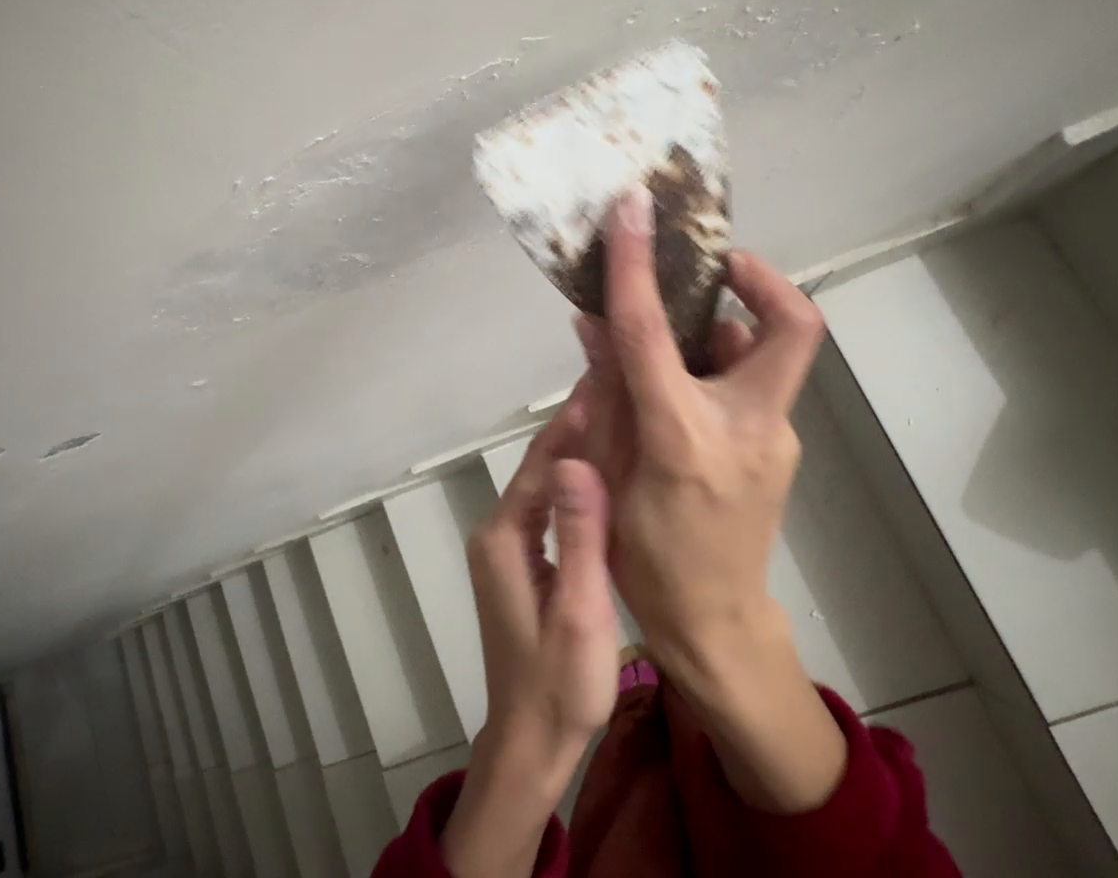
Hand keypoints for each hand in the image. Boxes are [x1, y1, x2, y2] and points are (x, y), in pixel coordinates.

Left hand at [442, 396, 620, 876]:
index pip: (544, 462)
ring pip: (545, 486)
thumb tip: (578, 461)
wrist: (531, 740)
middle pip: (542, 467)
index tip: (609, 377)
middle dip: (578, 425)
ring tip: (621, 414)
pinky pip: (548, 510)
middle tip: (621, 383)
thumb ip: (579, 535)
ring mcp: (504, 550)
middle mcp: (496, 534)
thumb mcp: (580, 611)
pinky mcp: (518, 564)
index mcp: (505, 539)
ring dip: (578, 451)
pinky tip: (606, 473)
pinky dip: (575, 487)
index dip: (576, 419)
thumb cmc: (561, 684)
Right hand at [573, 184, 845, 813]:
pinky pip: (756, 386)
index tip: (632, 209)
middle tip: (706, 270)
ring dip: (725, 332)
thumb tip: (592, 323)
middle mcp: (747, 427)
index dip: (635, 268)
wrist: (713, 620)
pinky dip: (719, 371)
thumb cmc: (643, 558)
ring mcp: (776, 438)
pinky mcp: (782, 446)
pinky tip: (679, 394)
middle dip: (758, 279)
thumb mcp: (606, 473)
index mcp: (683, 437)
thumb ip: (605, 394)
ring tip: (672, 346)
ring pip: (768, 354)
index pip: (653, 333)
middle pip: (787, 325)